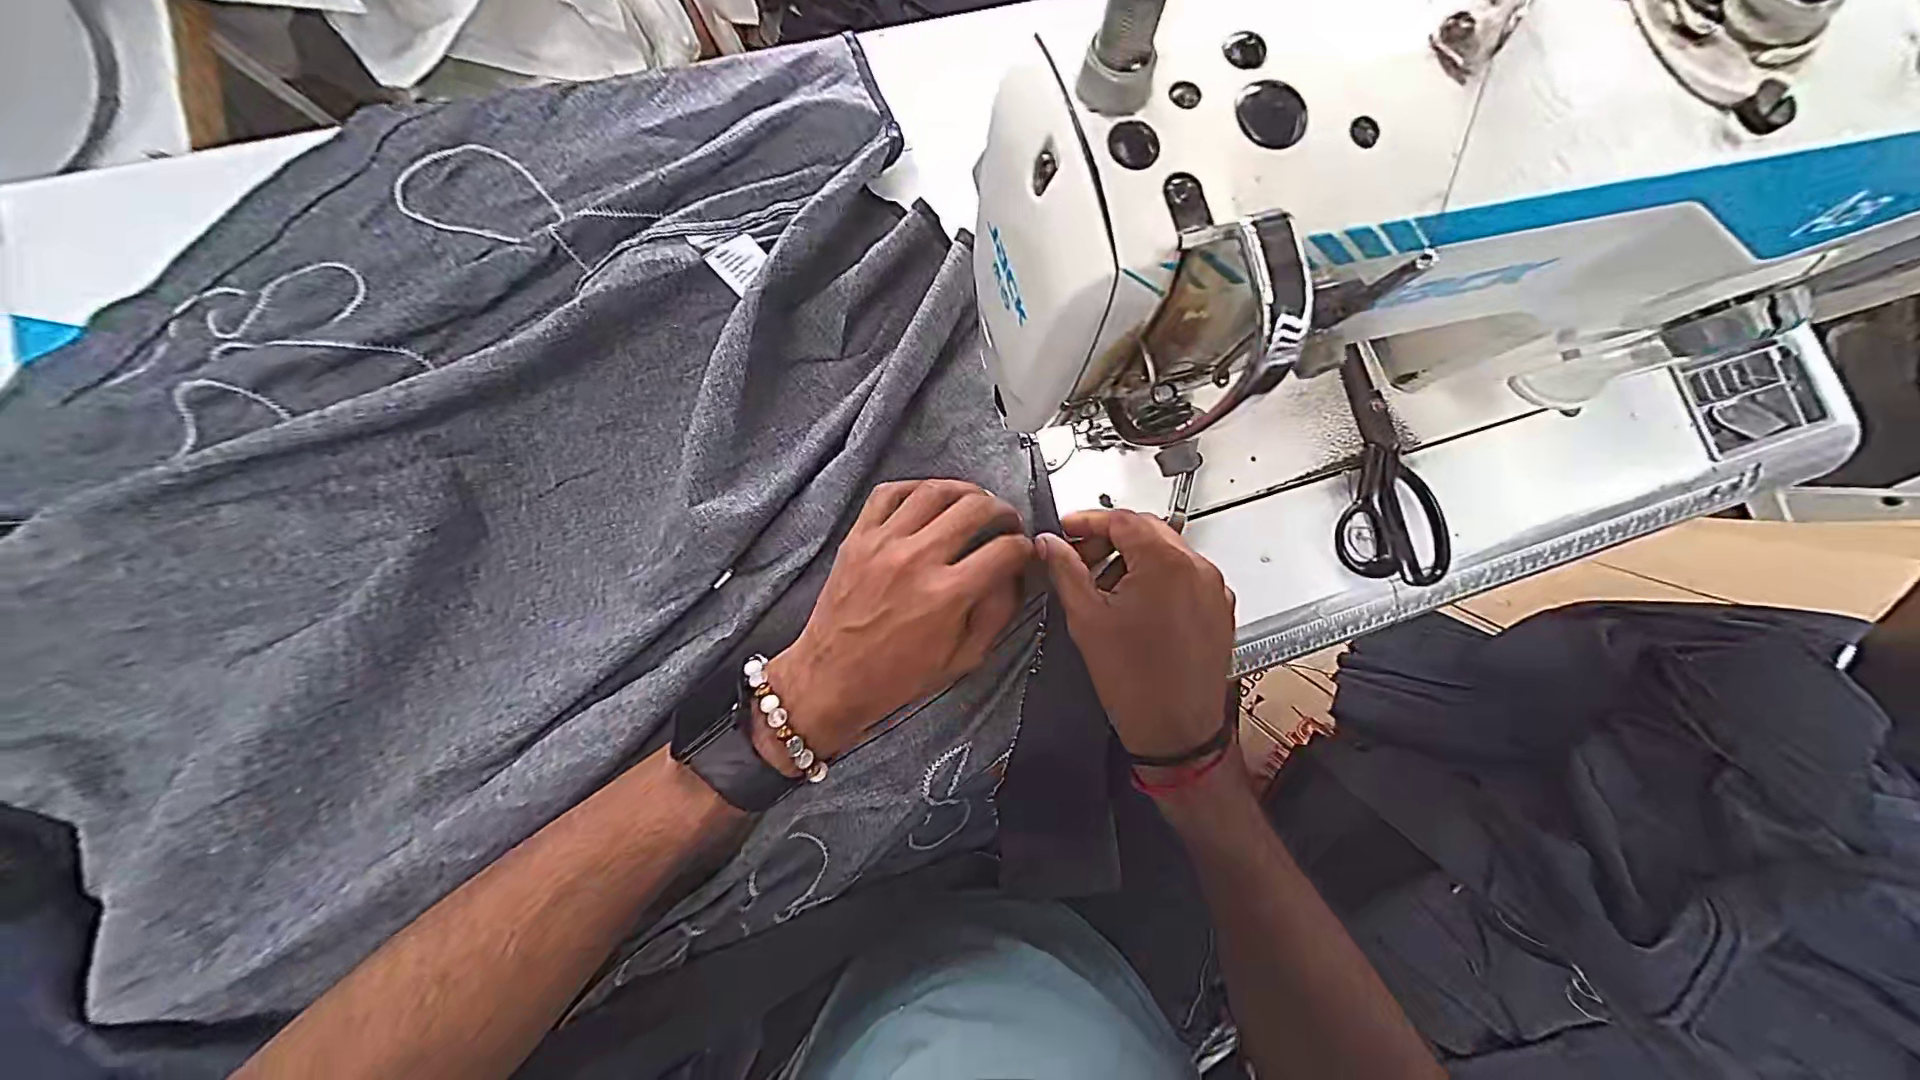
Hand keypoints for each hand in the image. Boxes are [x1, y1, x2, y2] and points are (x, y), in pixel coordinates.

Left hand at [761, 479, 1031, 764]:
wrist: (831, 678)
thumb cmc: (894, 676)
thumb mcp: (962, 658)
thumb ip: (997, 613)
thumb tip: (1015, 576)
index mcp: (946, 595)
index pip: (1004, 549)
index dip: (1024, 547)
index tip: (1024, 550)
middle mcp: (916, 561)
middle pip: (975, 508)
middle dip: (1003, 511)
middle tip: (1007, 521)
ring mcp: (883, 544)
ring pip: (935, 491)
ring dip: (965, 491)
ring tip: (975, 501)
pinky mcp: (858, 538)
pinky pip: (889, 493)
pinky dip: (916, 487)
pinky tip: (929, 497)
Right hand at [1035, 509, 1235, 759]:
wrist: (1176, 730)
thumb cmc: (1139, 684)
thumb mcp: (1086, 617)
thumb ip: (1065, 570)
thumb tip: (1050, 545)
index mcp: (1166, 563)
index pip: (1122, 519)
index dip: (1087, 521)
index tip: (1068, 530)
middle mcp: (1197, 569)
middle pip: (1146, 530)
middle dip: (1109, 538)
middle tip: (1079, 555)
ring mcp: (1212, 588)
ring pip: (1166, 551)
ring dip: (1132, 558)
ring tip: (1103, 585)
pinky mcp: (1218, 608)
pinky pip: (1184, 575)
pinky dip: (1156, 577)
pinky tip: (1132, 603)